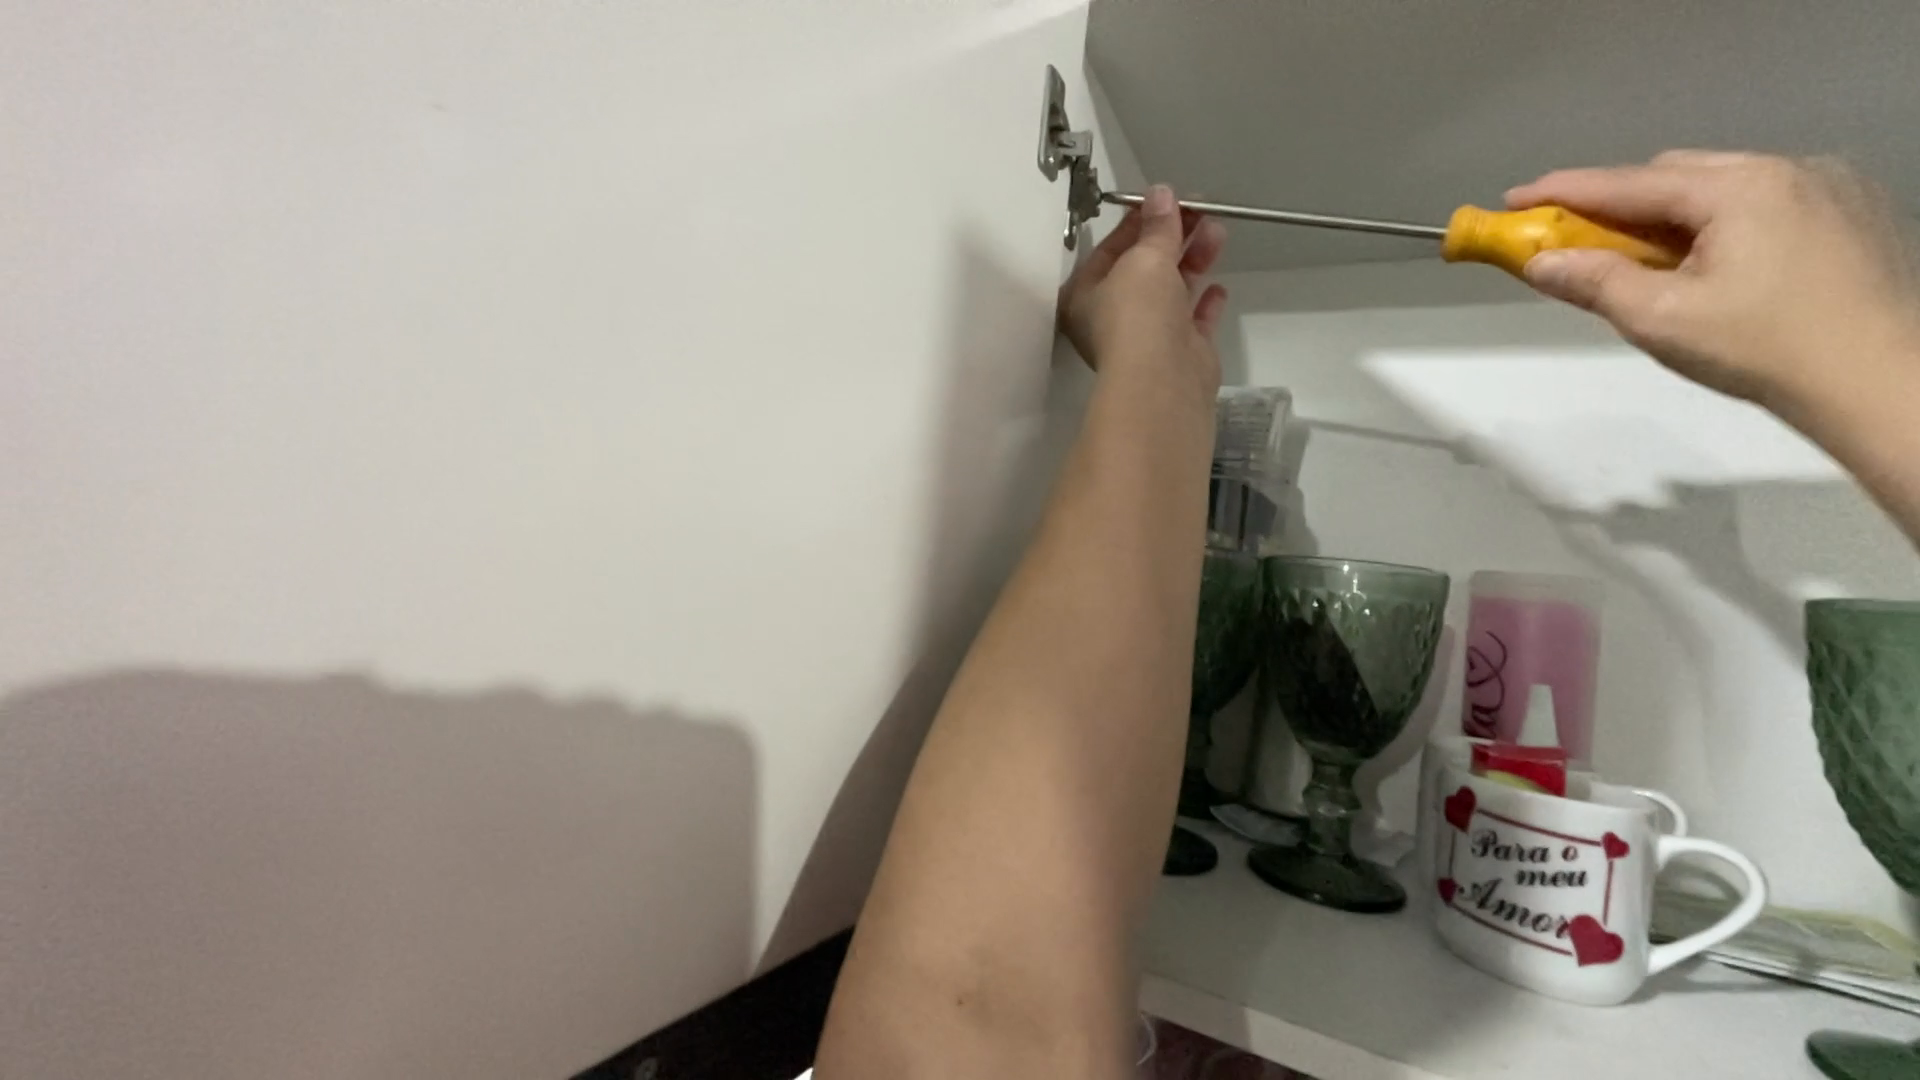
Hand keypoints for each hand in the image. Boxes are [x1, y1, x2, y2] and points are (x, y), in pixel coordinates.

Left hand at [1057, 185, 1228, 401]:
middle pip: (1143, 269)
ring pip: (1171, 291)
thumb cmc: (1138, 313)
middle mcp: (1111, 319)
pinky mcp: (1179, 354)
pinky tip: (1218, 287)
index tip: (1167, 197)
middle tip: (1202, 209)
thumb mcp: (1144, 257)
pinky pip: (1192, 322)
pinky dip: (1204, 303)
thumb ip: (1156, 225)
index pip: (1109, 249)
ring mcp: (1146, 339)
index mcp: (1085, 297)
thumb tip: (1161, 193)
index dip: (1138, 221)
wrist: (1162, 378)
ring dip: (1193, 260)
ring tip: (1217, 233)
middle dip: (1172, 237)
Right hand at [1507, 152, 1919, 408]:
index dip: (1562, 191)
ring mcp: (1822, 187)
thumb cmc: (1758, 346)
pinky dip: (1706, 222)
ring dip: (1660, 215)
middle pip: (1672, 176)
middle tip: (1567, 239)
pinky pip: (1753, 203)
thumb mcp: (1657, 317)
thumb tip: (1539, 262)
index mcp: (1738, 189)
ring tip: (1630, 258)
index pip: (1628, 183)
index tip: (1512, 200)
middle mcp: (1784, 171)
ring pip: (1714, 187)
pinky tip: (1695, 261)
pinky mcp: (1842, 213)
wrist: (1874, 376)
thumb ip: (1594, 281)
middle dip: (1613, 203)